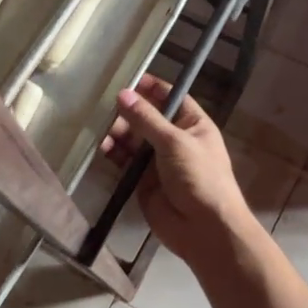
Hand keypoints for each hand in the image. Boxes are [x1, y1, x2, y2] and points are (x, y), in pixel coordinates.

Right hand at [98, 75, 258, 266]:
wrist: (204, 229)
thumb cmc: (199, 177)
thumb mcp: (174, 142)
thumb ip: (146, 119)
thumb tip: (122, 94)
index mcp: (192, 125)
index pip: (170, 97)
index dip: (151, 88)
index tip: (127, 79)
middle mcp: (175, 139)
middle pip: (147, 118)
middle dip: (127, 112)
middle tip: (105, 108)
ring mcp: (159, 161)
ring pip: (133, 139)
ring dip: (118, 133)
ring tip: (104, 132)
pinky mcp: (144, 181)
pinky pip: (126, 162)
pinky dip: (114, 154)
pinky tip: (104, 149)